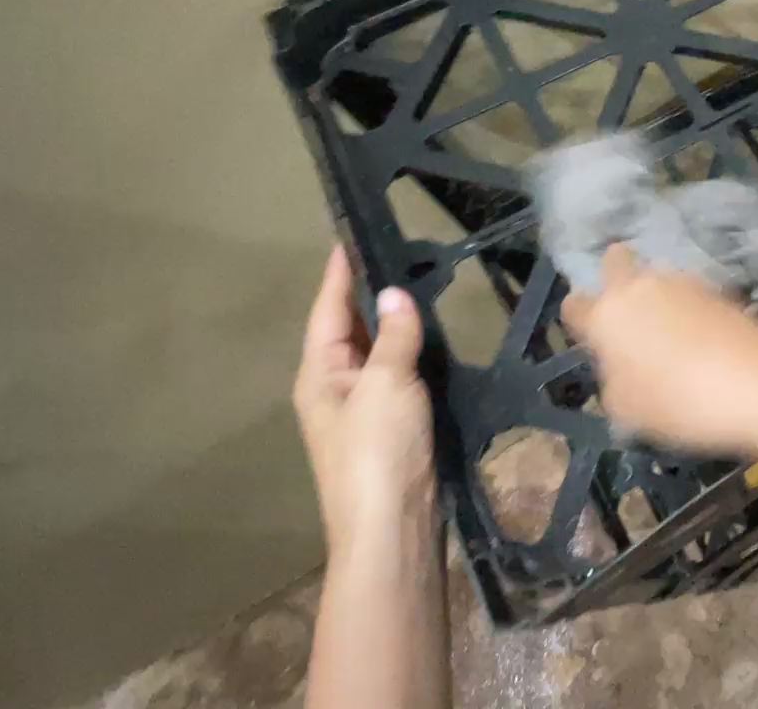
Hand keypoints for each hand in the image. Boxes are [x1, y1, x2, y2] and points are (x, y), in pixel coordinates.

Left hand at [295, 246, 436, 553]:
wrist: (393, 523)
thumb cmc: (377, 451)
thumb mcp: (386, 385)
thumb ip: (393, 336)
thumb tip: (395, 293)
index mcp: (320, 374)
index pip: (329, 309)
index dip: (340, 271)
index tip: (352, 233)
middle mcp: (339, 384)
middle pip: (352, 326)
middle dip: (372, 290)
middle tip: (403, 247)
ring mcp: (369, 404)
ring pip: (381, 347)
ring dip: (397, 317)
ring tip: (423, 278)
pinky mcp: (397, 420)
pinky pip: (403, 369)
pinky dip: (416, 346)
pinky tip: (436, 332)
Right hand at [560, 245, 757, 454]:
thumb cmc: (680, 401)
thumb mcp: (628, 409)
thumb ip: (614, 379)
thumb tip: (620, 365)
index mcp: (608, 315)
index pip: (575, 305)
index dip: (579, 319)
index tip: (590, 335)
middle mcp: (641, 287)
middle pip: (617, 263)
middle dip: (616, 276)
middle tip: (626, 309)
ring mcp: (683, 282)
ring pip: (657, 278)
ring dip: (657, 295)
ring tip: (669, 335)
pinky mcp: (719, 288)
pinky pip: (689, 294)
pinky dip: (688, 309)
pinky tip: (700, 339)